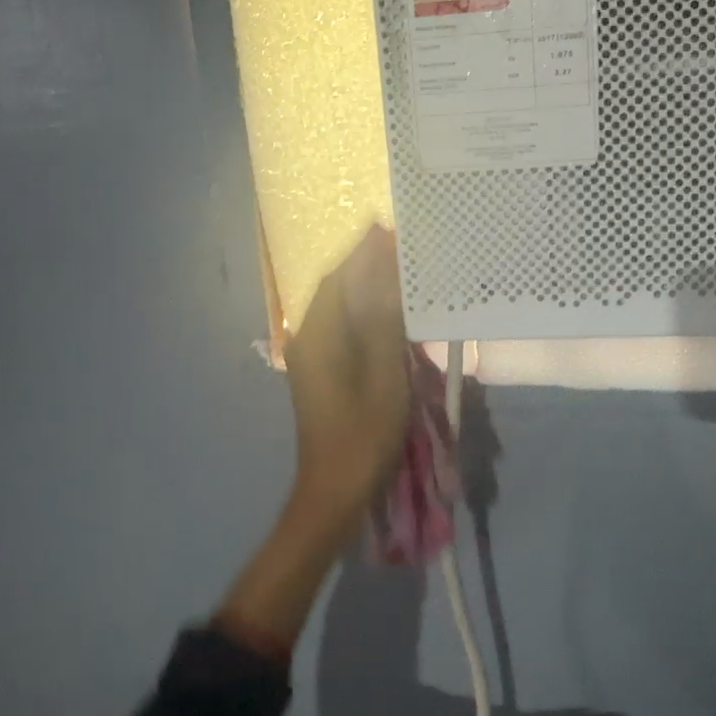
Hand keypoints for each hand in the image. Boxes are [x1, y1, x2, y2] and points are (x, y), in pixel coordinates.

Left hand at [213, 227, 409, 653]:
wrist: (335, 489)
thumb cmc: (362, 433)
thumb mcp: (383, 373)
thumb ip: (383, 318)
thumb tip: (386, 268)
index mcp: (318, 333)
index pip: (340, 275)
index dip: (366, 249)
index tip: (394, 225)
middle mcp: (308, 337)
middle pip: (338, 287)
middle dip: (368, 264)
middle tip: (407, 246)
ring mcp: (313, 356)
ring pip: (342, 308)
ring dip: (370, 288)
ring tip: (406, 272)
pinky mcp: (324, 372)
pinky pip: (346, 328)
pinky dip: (368, 313)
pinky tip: (395, 314)